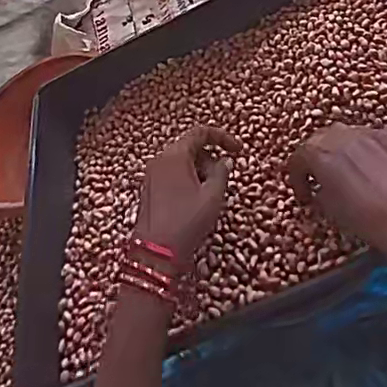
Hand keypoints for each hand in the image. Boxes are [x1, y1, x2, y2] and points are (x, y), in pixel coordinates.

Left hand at [133, 125, 237, 270]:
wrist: (155, 253)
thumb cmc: (186, 221)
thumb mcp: (212, 196)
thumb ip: (222, 172)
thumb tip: (224, 161)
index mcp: (175, 155)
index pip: (200, 133)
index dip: (222, 137)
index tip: (238, 150)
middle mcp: (160, 160)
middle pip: (190, 147)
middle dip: (210, 158)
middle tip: (223, 178)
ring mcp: (151, 175)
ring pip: (181, 162)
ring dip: (200, 170)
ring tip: (211, 193)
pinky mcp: (149, 190)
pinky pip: (172, 175)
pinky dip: (187, 180)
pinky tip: (196, 201)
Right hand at [286, 125, 386, 282]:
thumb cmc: (370, 222)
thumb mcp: (334, 211)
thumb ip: (319, 191)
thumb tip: (318, 187)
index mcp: (322, 154)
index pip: (299, 156)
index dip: (296, 176)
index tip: (303, 194)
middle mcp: (342, 137)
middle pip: (317, 138)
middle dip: (313, 158)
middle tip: (316, 181)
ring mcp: (366, 134)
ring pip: (340, 133)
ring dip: (333, 149)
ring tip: (339, 173)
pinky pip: (361, 137)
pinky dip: (355, 148)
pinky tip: (363, 168)